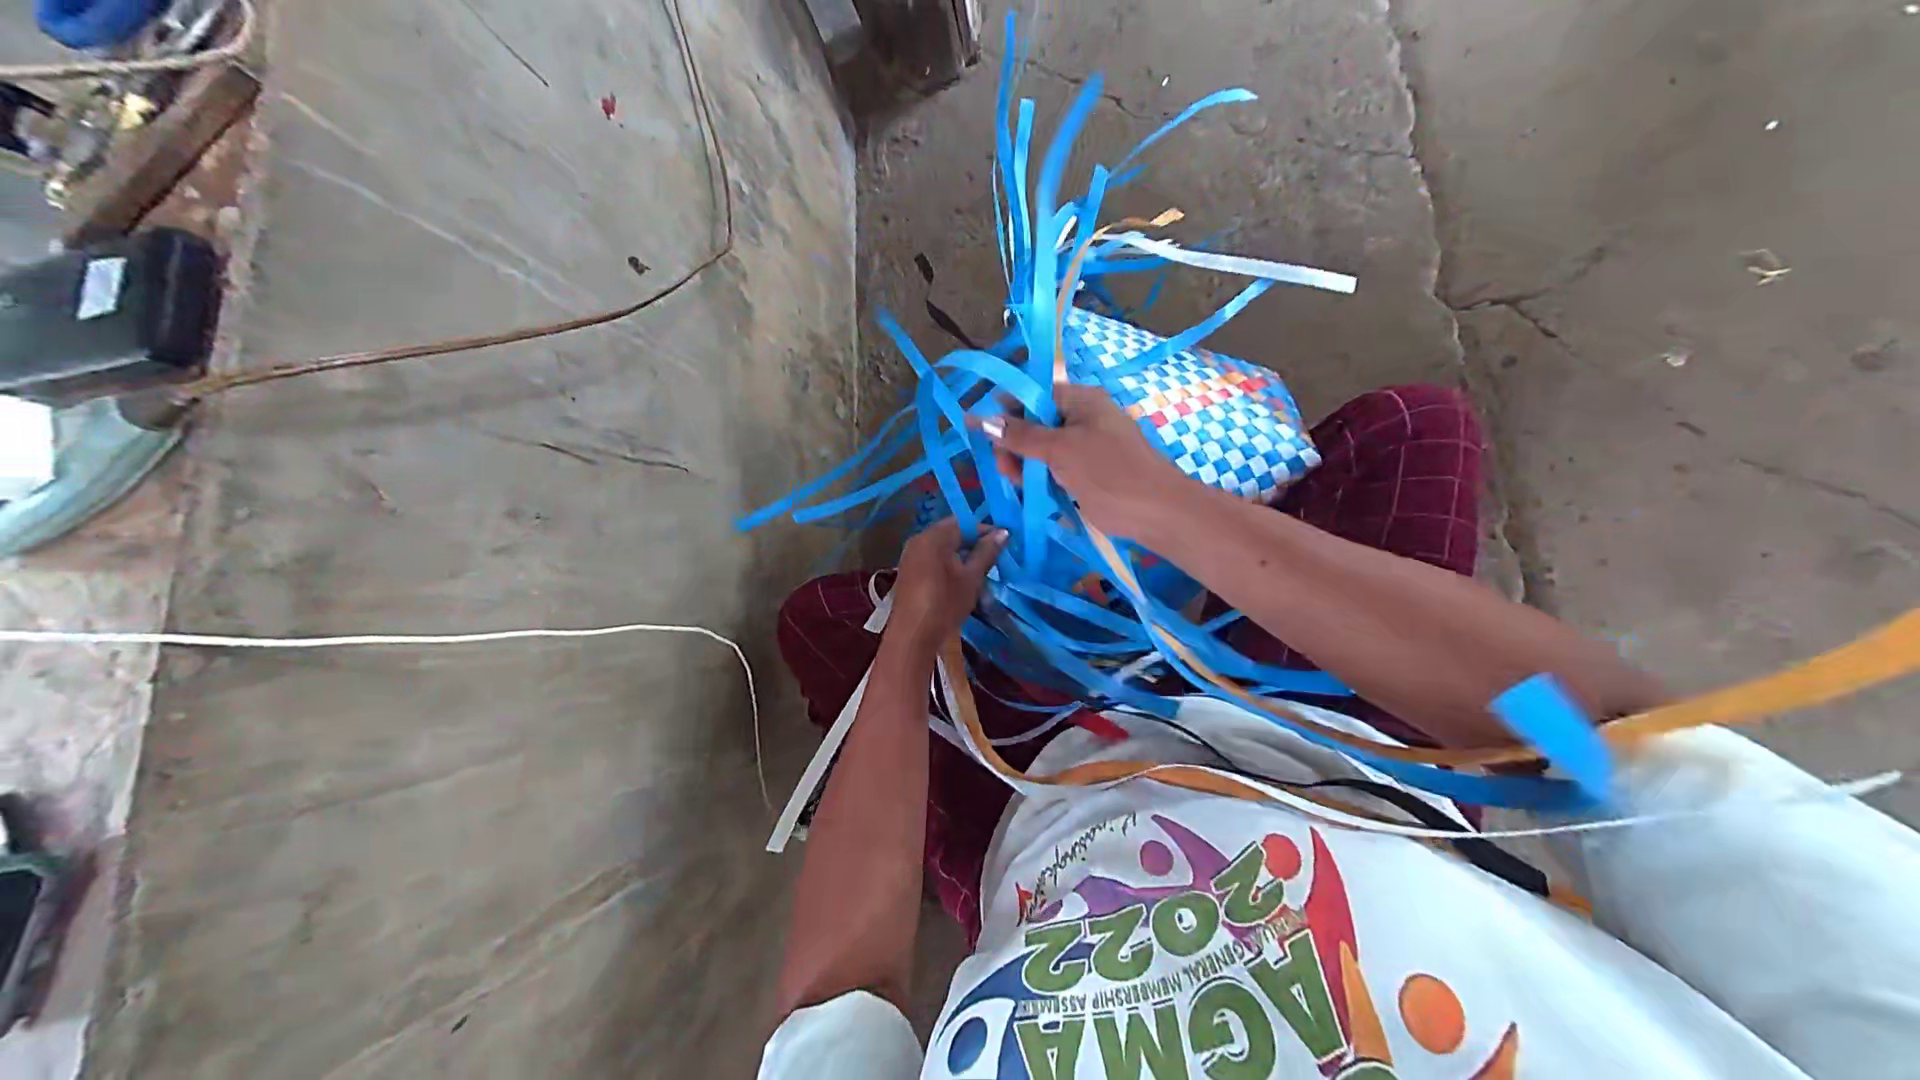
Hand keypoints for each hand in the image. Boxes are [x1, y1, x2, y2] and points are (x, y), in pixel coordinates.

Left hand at [887, 518, 1007, 648]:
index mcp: (934, 536)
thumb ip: (986, 552)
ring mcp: (910, 555)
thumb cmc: (945, 603)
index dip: (986, 531)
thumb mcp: (971, 578)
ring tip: (979, 568)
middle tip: (994, 555)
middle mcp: (918, 539)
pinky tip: (959, 577)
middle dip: (973, 542)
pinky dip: (947, 562)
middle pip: (951, 532)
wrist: (912, 635)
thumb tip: (1003, 532)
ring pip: (941, 545)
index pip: (964, 523)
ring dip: (961, 553)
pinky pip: (931, 557)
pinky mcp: (908, 570)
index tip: (1004, 542)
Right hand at [980, 382, 1196, 541]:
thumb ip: (1021, 435)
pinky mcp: (1083, 474)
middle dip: (1013, 443)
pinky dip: (1037, 478)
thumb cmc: (1109, 471)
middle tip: (1004, 468)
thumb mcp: (1061, 449)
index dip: (1005, 408)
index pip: (1034, 394)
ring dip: (1022, 464)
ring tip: (1017, 483)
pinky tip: (1028, 490)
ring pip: (1039, 450)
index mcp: (1080, 400)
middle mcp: (1081, 419)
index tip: (980, 429)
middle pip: (1033, 423)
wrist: (1154, 511)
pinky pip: (1051, 469)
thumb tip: (983, 419)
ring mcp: (1082, 448)